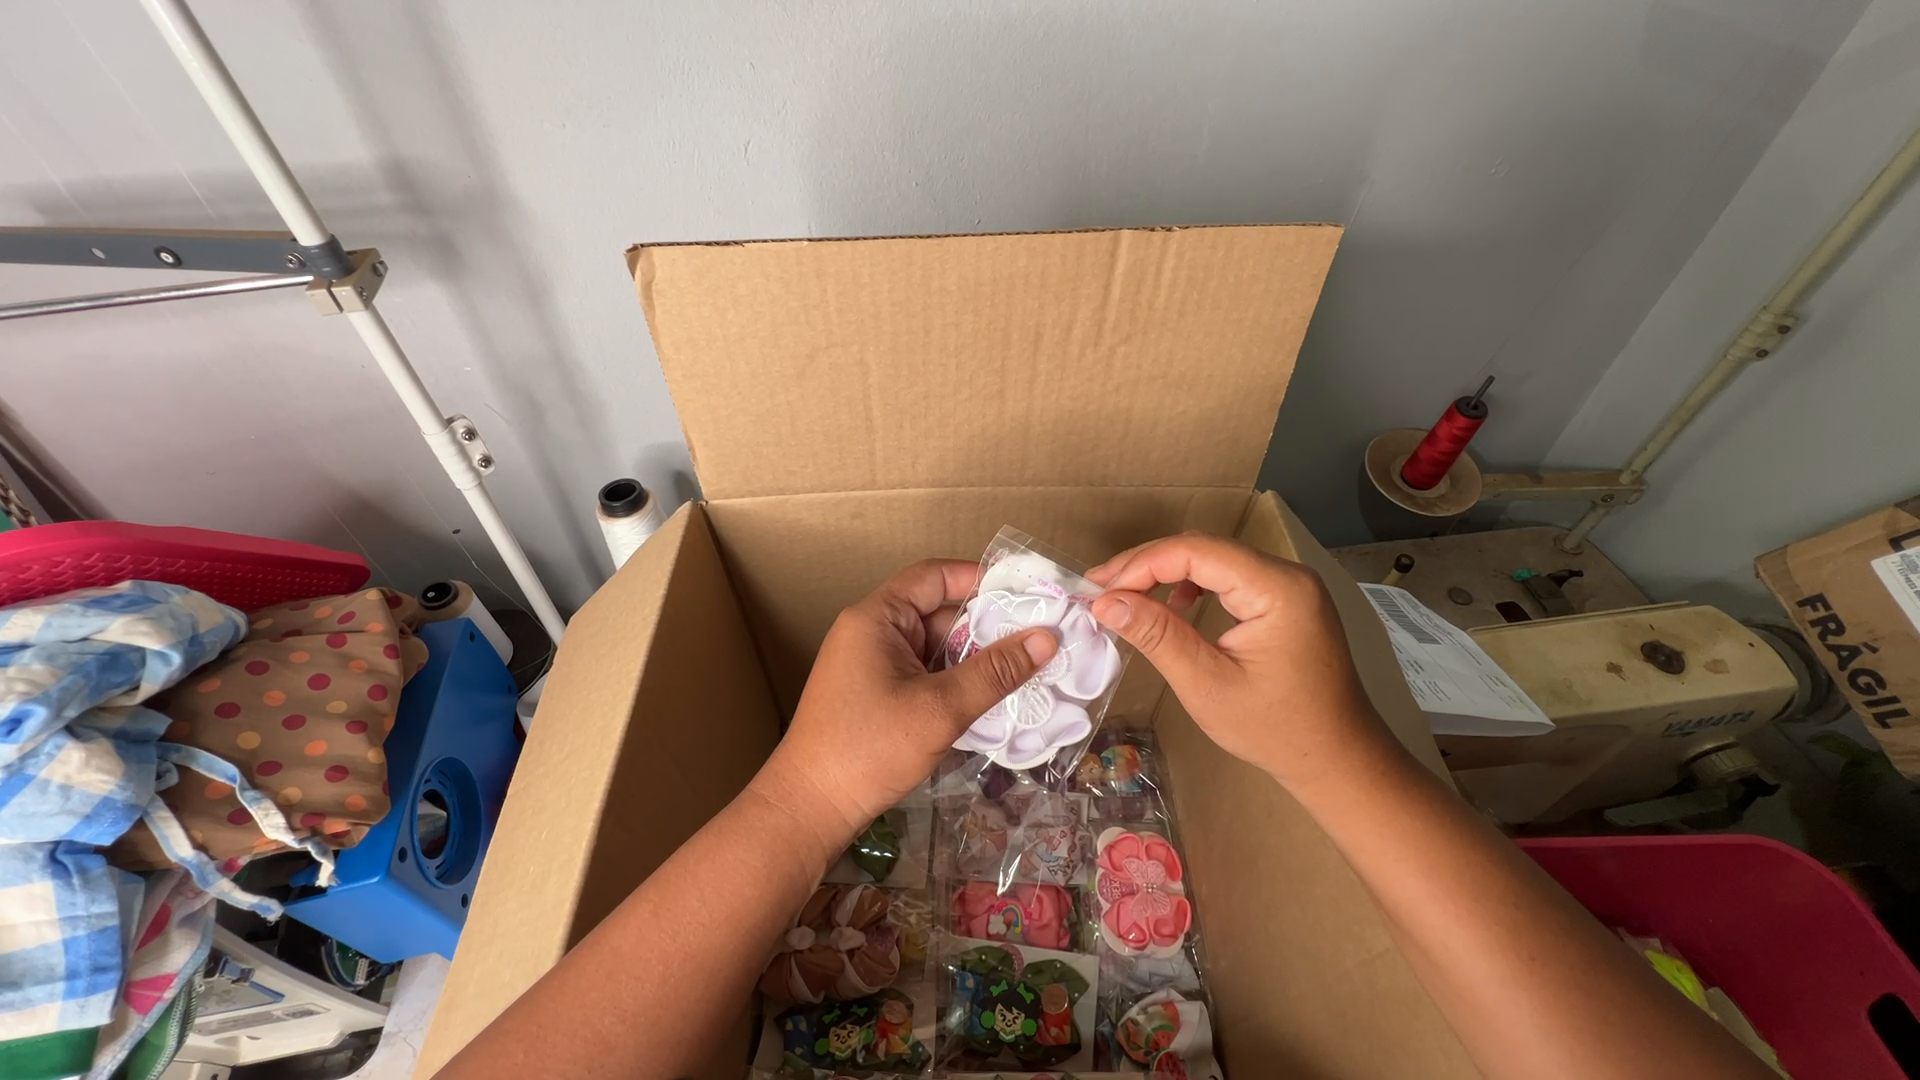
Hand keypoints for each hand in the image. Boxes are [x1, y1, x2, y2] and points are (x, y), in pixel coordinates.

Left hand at [753, 559, 1057, 856]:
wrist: (810, 807)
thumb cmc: (870, 748)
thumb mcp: (940, 708)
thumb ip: (995, 672)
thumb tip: (1047, 638)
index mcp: (877, 618)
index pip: (933, 577)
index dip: (979, 579)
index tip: (1025, 595)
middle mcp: (872, 632)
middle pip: (938, 613)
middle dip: (986, 627)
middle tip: (1038, 640)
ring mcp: (873, 664)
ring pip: (934, 647)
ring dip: (974, 658)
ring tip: (1026, 670)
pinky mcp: (876, 693)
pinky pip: (924, 672)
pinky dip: (955, 680)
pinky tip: (991, 697)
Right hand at [1086, 533, 1399, 792]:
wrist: (1337, 758)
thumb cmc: (1274, 729)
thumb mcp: (1205, 684)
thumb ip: (1157, 635)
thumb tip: (1105, 602)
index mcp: (1276, 588)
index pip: (1194, 551)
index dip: (1139, 565)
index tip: (1097, 590)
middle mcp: (1286, 574)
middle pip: (1203, 548)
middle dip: (1146, 565)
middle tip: (1100, 590)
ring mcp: (1288, 585)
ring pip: (1213, 559)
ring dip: (1165, 572)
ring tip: (1125, 595)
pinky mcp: (1285, 600)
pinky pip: (1229, 576)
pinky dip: (1192, 583)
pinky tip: (1173, 605)